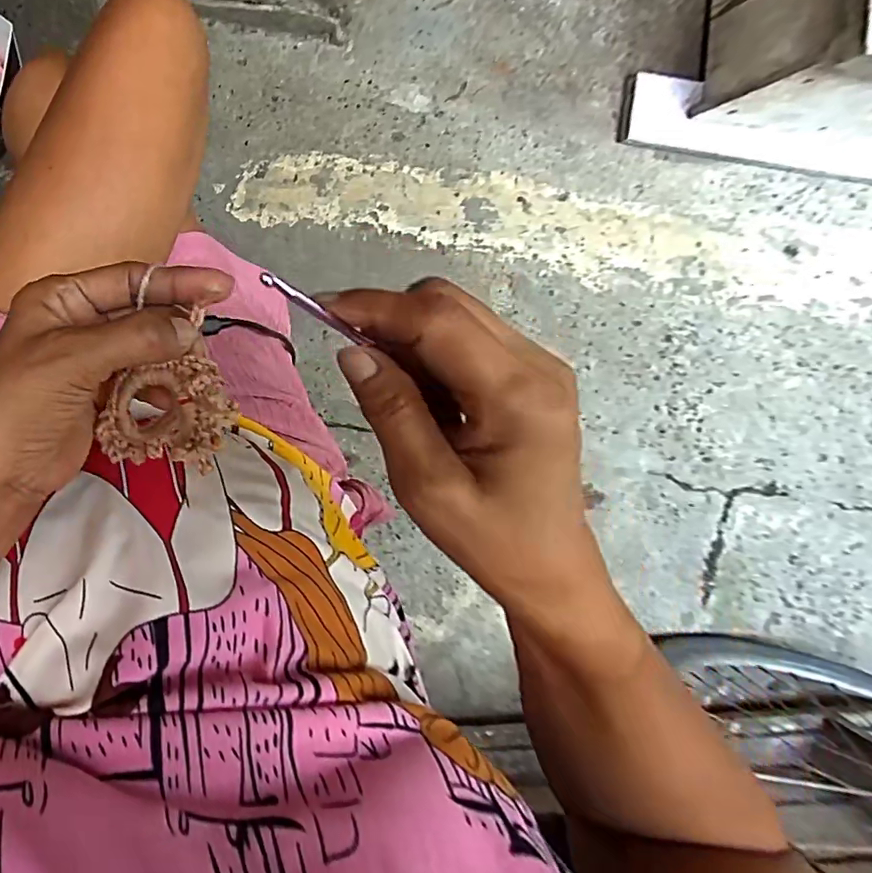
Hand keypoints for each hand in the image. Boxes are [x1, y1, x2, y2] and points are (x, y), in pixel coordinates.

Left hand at [0, 262, 234, 514]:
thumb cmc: (21, 404)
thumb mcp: (73, 360)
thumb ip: (134, 338)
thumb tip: (188, 328)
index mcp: (59, 299)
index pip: (126, 280)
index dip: (174, 281)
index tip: (220, 287)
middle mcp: (73, 323)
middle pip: (138, 313)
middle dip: (174, 326)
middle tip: (208, 341)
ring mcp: (86, 361)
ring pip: (143, 350)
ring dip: (169, 362)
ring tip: (196, 374)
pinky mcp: (96, 395)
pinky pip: (137, 382)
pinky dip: (156, 389)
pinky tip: (172, 400)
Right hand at [324, 279, 622, 638]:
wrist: (550, 570)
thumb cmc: (488, 537)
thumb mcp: (425, 483)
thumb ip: (390, 410)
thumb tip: (352, 351)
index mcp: (516, 393)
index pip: (436, 321)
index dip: (374, 307)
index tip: (321, 310)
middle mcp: (534, 365)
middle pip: (446, 303)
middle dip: (386, 314)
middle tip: (346, 351)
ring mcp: (535, 366)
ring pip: (452, 313)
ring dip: (402, 331)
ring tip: (377, 378)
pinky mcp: (525, 374)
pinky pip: (460, 336)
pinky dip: (421, 347)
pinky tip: (409, 388)